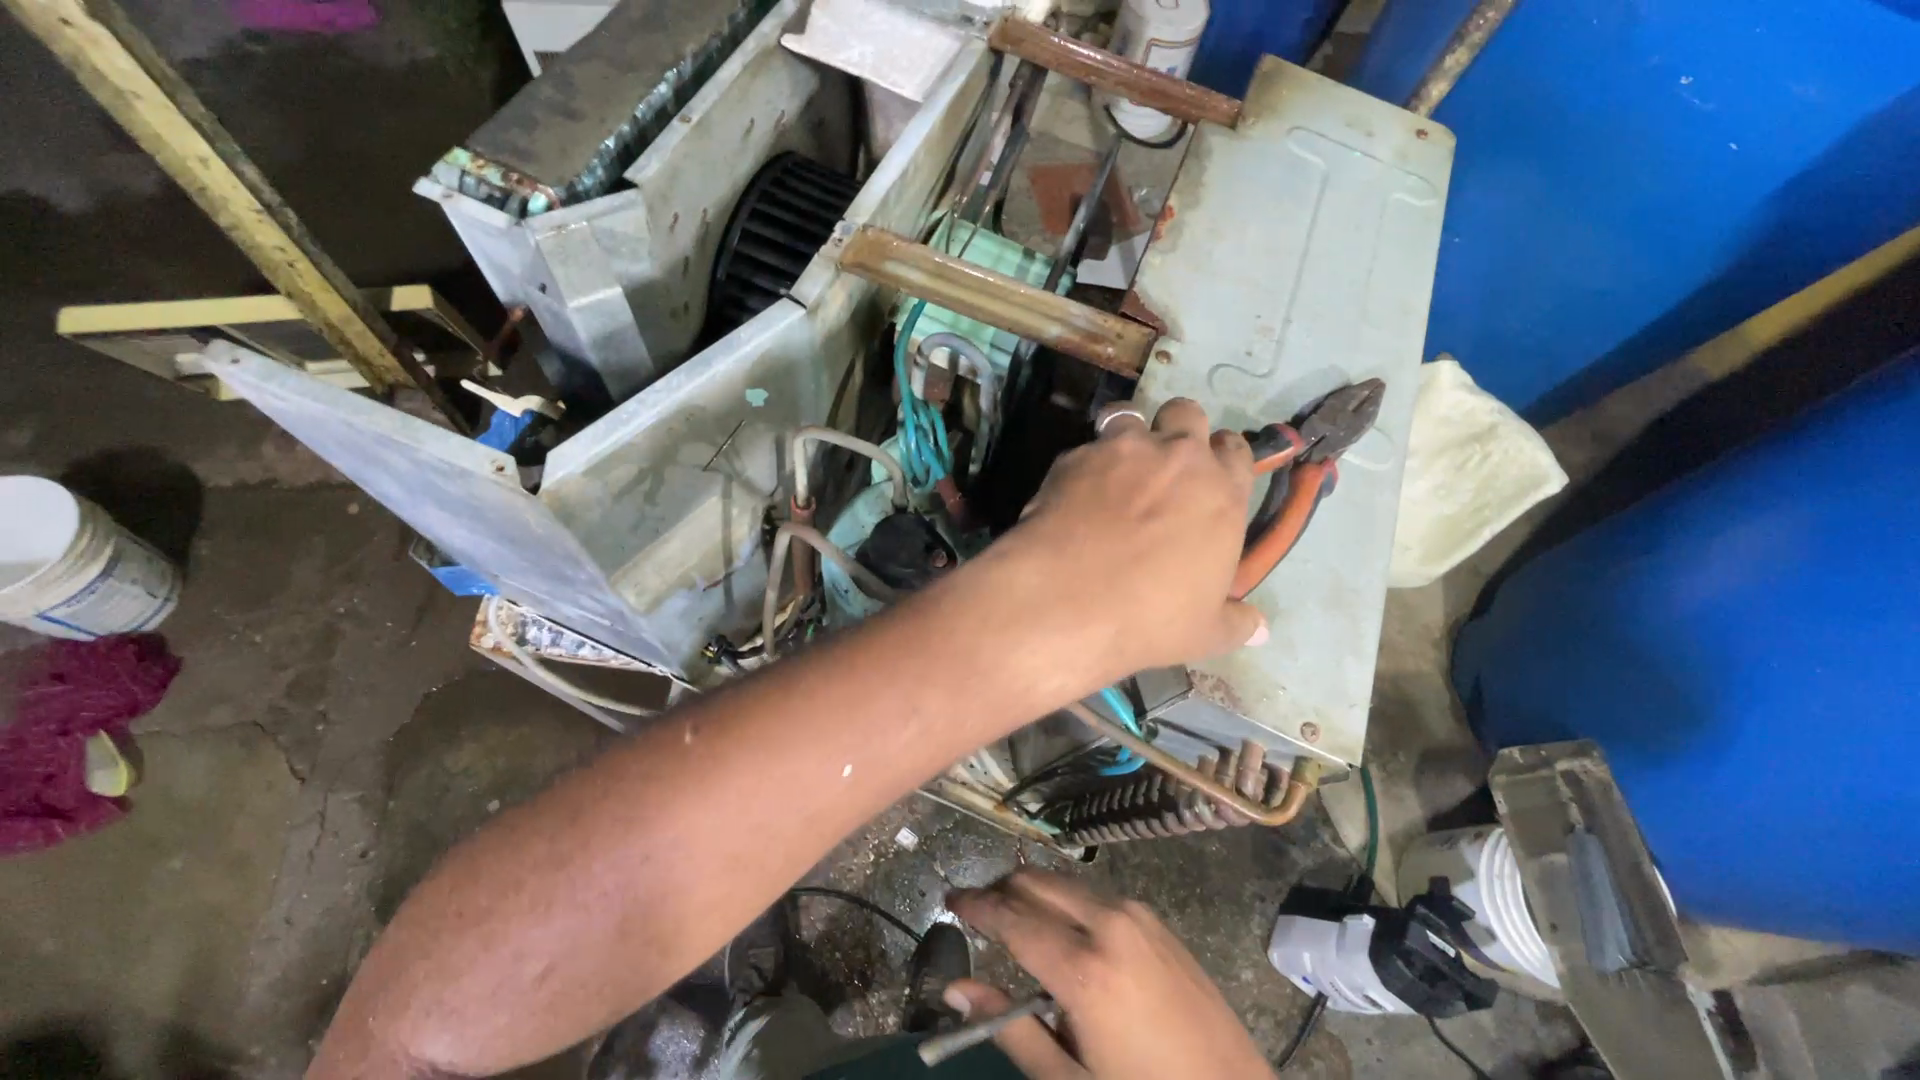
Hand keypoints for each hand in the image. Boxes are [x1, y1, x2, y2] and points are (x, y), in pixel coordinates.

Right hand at [943, 871, 1274, 1079]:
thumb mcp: (1067, 1078)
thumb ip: (1009, 1026)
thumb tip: (955, 990)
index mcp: (1084, 969)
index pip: (1012, 918)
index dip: (975, 906)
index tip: (950, 901)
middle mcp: (1110, 925)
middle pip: (1037, 883)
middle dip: (1001, 890)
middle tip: (976, 912)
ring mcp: (1139, 916)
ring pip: (1066, 884)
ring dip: (1033, 894)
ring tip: (1014, 924)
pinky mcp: (1157, 920)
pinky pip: (1096, 896)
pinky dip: (1066, 903)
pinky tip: (1063, 935)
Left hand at [977, 397, 1264, 691]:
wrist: (1068, 600)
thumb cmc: (1151, 618)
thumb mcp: (1204, 633)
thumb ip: (1235, 623)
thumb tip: (1261, 631)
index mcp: (1221, 492)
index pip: (1235, 449)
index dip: (1223, 458)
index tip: (1210, 476)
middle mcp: (1177, 458)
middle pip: (1187, 412)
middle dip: (1178, 429)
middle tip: (1163, 463)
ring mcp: (1122, 451)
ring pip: (1129, 415)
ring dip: (1126, 435)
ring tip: (1113, 468)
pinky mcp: (1073, 458)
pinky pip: (1083, 450)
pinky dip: (1082, 467)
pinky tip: (1072, 497)